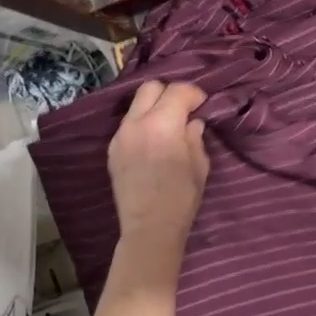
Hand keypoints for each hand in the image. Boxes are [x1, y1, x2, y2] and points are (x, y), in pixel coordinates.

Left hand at [107, 81, 210, 248]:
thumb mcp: (199, 165)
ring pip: (136, 104)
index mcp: (162, 125)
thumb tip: (192, 122)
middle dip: (170, 92)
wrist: (149, 228)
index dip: (194, 94)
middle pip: (150, 87)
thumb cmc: (182, 198)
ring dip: (154, 107)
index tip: (202, 104)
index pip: (177, 90)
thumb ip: (194, 136)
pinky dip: (142, 123)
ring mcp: (120, 136)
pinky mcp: (112, 149)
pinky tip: (153, 141)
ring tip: (168, 125)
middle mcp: (136, 123)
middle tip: (183, 109)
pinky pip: (128, 124)